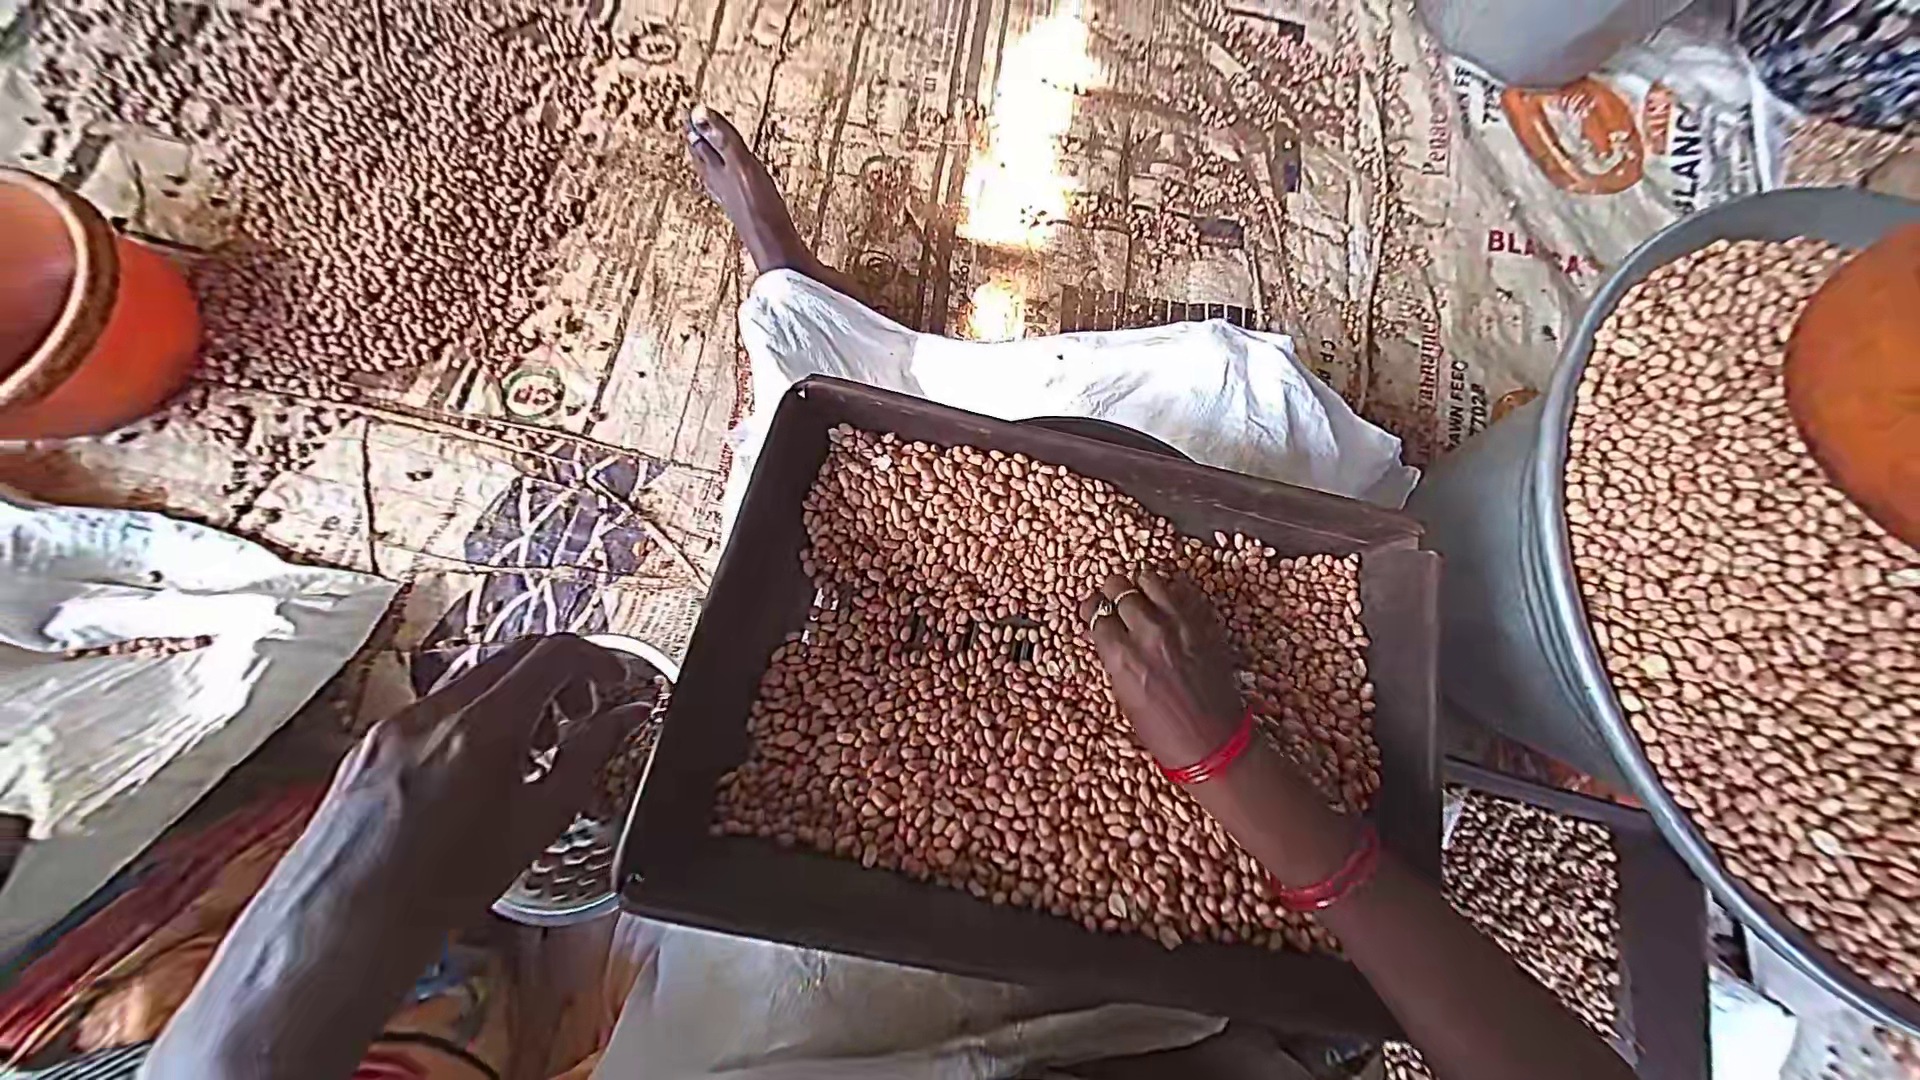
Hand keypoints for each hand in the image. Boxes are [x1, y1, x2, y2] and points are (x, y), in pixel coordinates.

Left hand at [299, 634, 644, 928]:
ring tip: (535, 748)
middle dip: (566, 674)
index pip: (557, 653)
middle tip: (582, 714)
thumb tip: (631, 715)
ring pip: (484, 674)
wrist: (336, 936)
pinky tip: (488, 765)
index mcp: (483, 729)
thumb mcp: (543, 816)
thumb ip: (593, 751)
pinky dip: (484, 713)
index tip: (614, 682)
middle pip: (522, 653)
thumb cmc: (444, 889)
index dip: (599, 659)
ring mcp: (397, 723)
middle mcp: (435, 713)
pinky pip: (445, 702)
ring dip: (526, 693)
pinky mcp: (373, 740)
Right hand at [1079, 570, 1244, 767]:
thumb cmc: (1160, 728)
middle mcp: (1147, 633)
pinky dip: (1169, 593)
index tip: (1093, 610)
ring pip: (1149, 579)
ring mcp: (1179, 625)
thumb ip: (1112, 655)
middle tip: (1113, 601)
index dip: (1092, 609)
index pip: (1097, 611)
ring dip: (1139, 587)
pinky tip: (1165, 605)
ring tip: (1139, 597)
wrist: (1211, 741)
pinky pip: (1181, 592)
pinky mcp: (1202, 624)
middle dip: (1111, 593)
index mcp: (1122, 654)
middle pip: (1119, 588)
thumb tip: (1102, 630)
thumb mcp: (1122, 692)